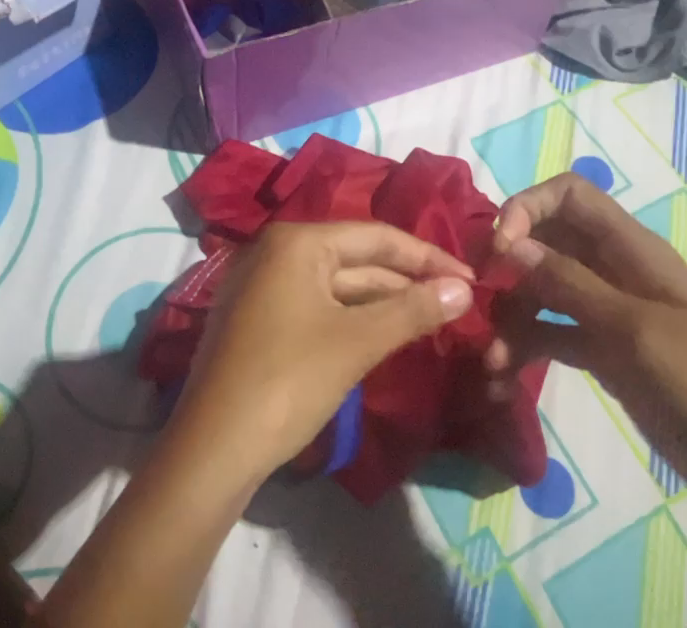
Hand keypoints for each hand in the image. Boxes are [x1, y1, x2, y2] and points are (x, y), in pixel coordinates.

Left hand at [168, 221, 475, 480]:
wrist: (214, 448)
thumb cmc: (289, 381)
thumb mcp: (358, 341)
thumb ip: (414, 309)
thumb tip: (464, 289)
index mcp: (296, 242)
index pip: (377, 237)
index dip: (428, 257)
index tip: (472, 279)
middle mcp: (275, 252)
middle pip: (357, 258)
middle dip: (407, 282)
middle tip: (457, 305)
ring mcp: (262, 287)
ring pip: (338, 286)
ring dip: (383, 303)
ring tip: (432, 321)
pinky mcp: (258, 320)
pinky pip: (318, 307)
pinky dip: (353, 318)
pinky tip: (385, 336)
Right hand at [485, 174, 686, 513]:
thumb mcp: (635, 330)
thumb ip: (571, 285)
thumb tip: (510, 245)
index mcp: (632, 250)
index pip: (570, 196)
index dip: (527, 208)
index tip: (498, 249)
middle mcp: (614, 271)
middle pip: (546, 242)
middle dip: (507, 265)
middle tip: (474, 301)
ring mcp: (606, 313)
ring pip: (540, 292)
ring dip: (509, 318)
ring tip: (491, 363)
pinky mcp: (601, 354)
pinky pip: (549, 335)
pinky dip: (523, 349)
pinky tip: (501, 380)